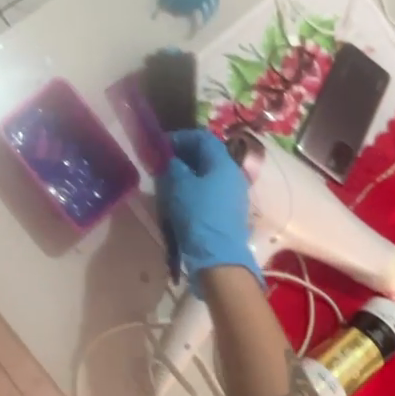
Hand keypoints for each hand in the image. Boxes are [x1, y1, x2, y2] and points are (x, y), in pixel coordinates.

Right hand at [161, 129, 259, 295]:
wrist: (218, 258)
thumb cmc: (198, 216)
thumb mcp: (179, 187)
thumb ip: (173, 166)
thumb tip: (172, 160)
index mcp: (223, 162)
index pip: (202, 137)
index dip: (180, 137)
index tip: (161, 146)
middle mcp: (233, 174)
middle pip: (207, 155)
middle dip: (184, 155)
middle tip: (162, 163)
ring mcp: (233, 193)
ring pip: (208, 173)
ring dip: (188, 173)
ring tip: (168, 181)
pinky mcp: (229, 210)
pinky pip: (210, 190)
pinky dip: (195, 188)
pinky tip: (180, 198)